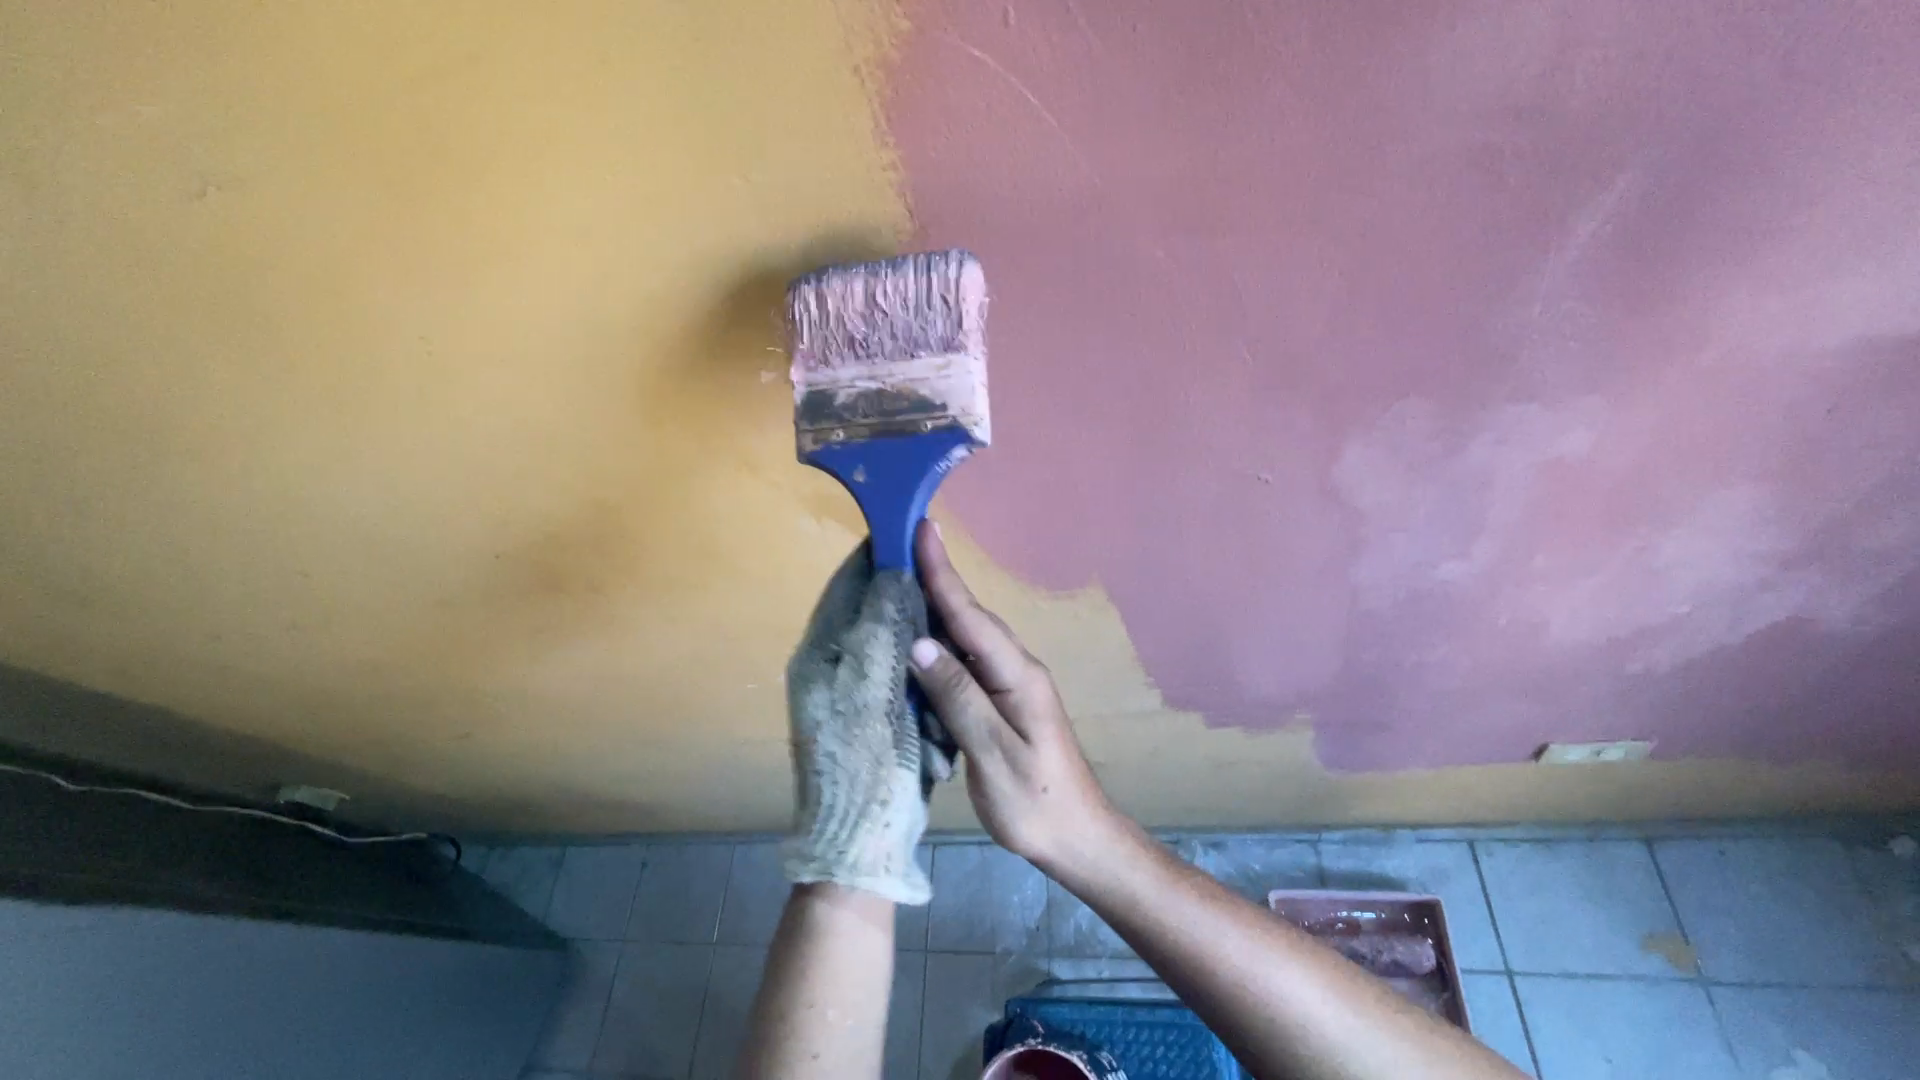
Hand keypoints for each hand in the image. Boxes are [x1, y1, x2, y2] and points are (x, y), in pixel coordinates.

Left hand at [783, 543, 932, 903]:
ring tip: (944, 597)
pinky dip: (912, 651)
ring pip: (876, 635)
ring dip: (905, 616)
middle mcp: (824, 667)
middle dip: (895, 583)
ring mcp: (842, 692)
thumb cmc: (864, 767)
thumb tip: (894, 575)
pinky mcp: (863, 713)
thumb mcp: (873, 693)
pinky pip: (889, 665)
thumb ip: (880, 632)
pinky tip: (939, 648)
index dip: (876, 556)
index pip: (845, 586)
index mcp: (819, 657)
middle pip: (861, 607)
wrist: (857, 844)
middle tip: (937, 562)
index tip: (911, 531)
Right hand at [906, 521, 1121, 871]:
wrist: (1077, 837)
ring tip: (899, 582)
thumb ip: (959, 698)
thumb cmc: (1035, 802)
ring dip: (936, 607)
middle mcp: (1015, 669)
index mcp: (1017, 675)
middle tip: (897, 548)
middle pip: (969, 617)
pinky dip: (940, 643)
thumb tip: (920, 644)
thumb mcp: (994, 753)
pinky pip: (966, 662)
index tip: (922, 528)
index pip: (971, 616)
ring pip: (967, 637)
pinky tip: (918, 642)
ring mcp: (1011, 685)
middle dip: (934, 579)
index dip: (943, 573)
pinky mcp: (1002, 702)